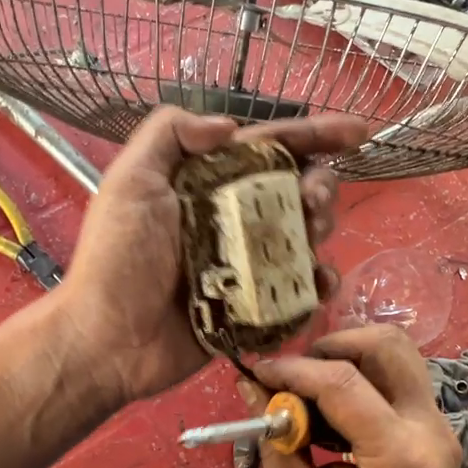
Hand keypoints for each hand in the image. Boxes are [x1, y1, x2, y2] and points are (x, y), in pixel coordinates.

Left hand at [57, 106, 364, 403]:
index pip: (268, 148)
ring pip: (304, 238)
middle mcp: (230, 220)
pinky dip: (317, 285)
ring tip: (311, 239)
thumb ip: (170, 133)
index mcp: (206, 183)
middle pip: (295, 191)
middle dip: (319, 188)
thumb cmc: (117, 260)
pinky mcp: (253, 308)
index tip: (359, 131)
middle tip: (313, 203)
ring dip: (320, 231)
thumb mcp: (130, 181)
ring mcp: (245, 266)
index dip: (314, 136)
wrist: (108, 341)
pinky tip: (320, 283)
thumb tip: (231, 126)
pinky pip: (299, 292)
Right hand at [248, 326, 462, 467]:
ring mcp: (441, 435)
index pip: (342, 382)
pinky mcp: (435, 442)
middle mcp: (433, 433)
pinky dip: (361, 385)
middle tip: (290, 376)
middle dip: (331, 348)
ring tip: (303, 396)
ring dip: (347, 364)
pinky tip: (326, 417)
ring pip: (397, 360)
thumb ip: (278, 442)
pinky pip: (399, 387)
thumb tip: (252, 388)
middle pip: (387, 347)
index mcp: (402, 457)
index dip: (292, 370)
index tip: (253, 371)